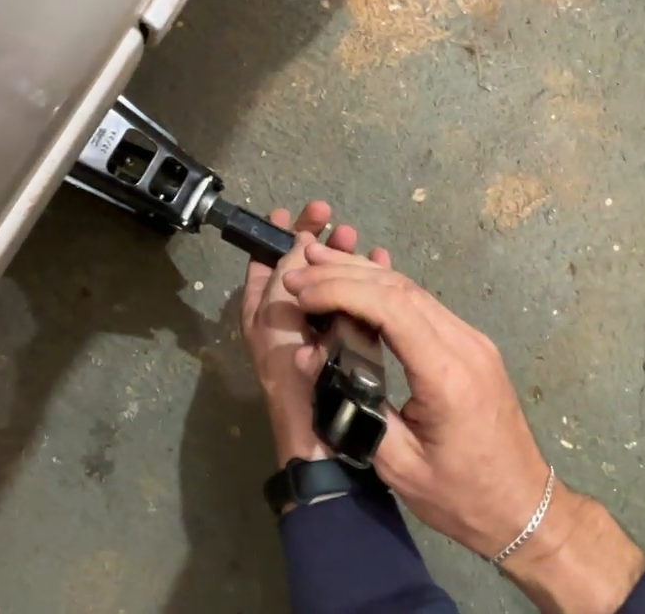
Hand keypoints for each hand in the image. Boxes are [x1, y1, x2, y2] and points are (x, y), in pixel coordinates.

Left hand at [238, 201, 388, 466]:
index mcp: (262, 310)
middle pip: (303, 268)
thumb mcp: (277, 312)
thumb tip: (299, 242)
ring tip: (360, 238)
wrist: (320, 432)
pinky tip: (382, 263)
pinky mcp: (348, 342)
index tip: (290, 211)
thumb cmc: (289, 367)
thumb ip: (287, 273)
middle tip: (337, 221)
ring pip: (332, 282)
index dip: (278, 234)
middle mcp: (288, 316)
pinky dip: (368, 282)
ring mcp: (319, 329)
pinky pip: (357, 303)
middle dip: (319, 241)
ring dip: (345, 257)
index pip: (267, 261)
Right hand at [283, 247, 644, 613]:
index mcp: (448, 374)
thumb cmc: (462, 497)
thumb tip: (307, 358)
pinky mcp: (470, 342)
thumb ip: (351, 410)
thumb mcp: (399, 467)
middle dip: (343, 273)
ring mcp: (471, 339)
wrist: (527, 509)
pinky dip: (381, 287)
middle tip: (299, 270)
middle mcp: (464, 344)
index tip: (304, 292)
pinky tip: (355, 280)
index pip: (392, 307)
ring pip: (410, 287)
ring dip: (361, 272)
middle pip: (399, 288)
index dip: (342, 290)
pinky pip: (420, 302)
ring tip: (318, 260)